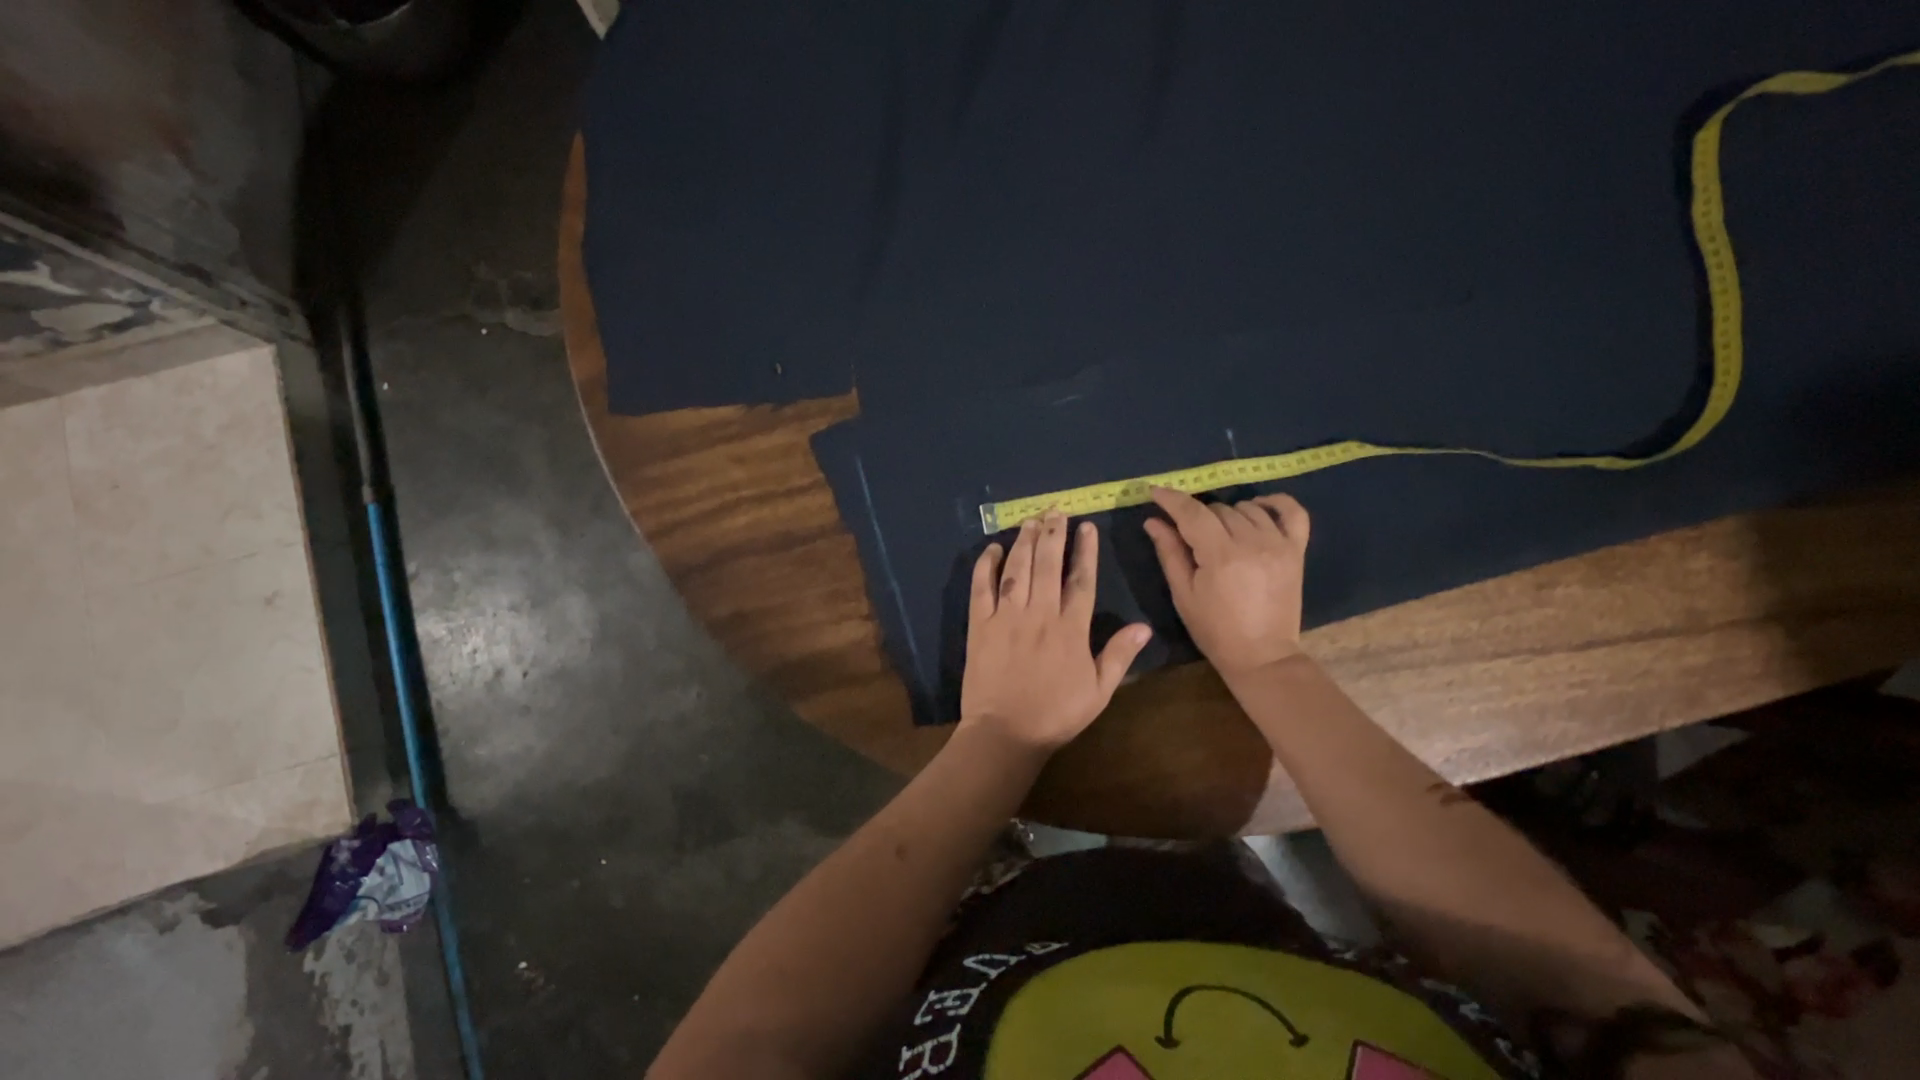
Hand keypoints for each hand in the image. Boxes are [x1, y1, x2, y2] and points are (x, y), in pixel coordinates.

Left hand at [960, 513, 1152, 750]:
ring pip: (1017, 570)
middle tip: (1055, 511)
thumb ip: (1118, 655)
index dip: (1085, 552)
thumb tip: (1143, 626)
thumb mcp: (1098, 691)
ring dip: (1024, 542)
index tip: (1086, 527)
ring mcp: (1006, 617)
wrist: (1005, 733)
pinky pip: (982, 588)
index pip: (1081, 580)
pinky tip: (992, 549)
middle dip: (1053, 535)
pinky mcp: (980, 626)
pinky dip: (986, 566)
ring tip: (1030, 521)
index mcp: (1070, 629)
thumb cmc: (1056, 715)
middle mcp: (1039, 614)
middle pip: (1048, 565)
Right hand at [1143, 487, 1309, 677]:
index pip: (1192, 513)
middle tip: (1189, 536)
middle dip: (1198, 516)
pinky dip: (1275, 502)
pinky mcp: (1296, 550)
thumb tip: (1153, 521)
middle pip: (1218, 509)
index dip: (1172, 499)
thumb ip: (1169, 553)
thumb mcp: (1183, 594)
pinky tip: (1258, 507)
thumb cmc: (1215, 630)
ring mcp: (1279, 544)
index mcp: (1220, 556)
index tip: (1155, 492)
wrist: (1263, 656)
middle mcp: (1252, 542)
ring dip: (1228, 514)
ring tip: (1220, 534)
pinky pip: (1292, 511)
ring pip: (1247, 508)